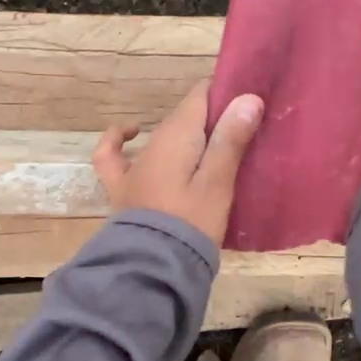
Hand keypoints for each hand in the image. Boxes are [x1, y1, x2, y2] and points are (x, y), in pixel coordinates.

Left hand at [93, 81, 264, 245]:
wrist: (150, 266)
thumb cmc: (191, 223)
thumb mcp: (218, 183)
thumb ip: (230, 140)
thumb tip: (247, 97)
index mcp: (176, 134)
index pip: (200, 96)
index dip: (223, 95)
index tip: (247, 106)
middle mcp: (152, 142)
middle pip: (184, 118)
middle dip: (210, 121)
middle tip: (242, 137)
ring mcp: (134, 166)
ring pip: (162, 138)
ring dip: (185, 139)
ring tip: (212, 152)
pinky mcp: (122, 189)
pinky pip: (113, 155)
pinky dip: (119, 141)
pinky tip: (131, 134)